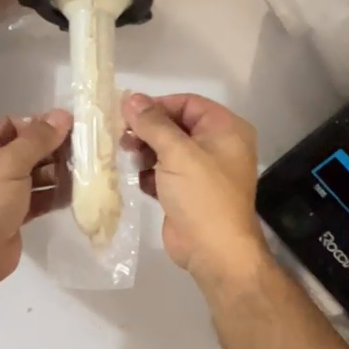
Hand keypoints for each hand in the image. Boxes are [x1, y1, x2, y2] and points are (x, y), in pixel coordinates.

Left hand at [0, 110, 71, 290]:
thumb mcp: (10, 163)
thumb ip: (38, 139)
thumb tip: (63, 114)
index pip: (6, 125)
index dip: (35, 124)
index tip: (67, 126)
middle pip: (20, 150)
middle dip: (49, 149)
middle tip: (82, 147)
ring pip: (28, 175)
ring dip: (54, 171)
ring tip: (84, 167)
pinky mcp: (7, 215)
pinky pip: (33, 197)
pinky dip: (51, 194)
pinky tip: (75, 190)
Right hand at [123, 92, 268, 282]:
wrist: (213, 250)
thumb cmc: (202, 195)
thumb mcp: (177, 153)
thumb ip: (152, 123)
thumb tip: (131, 98)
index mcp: (226, 129)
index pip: (188, 103)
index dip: (158, 105)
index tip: (127, 113)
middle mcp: (217, 146)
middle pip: (176, 125)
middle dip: (148, 130)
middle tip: (122, 136)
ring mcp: (202, 171)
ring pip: (168, 150)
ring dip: (145, 151)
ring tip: (126, 156)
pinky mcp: (187, 192)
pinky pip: (164, 173)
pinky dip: (149, 173)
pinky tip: (135, 177)